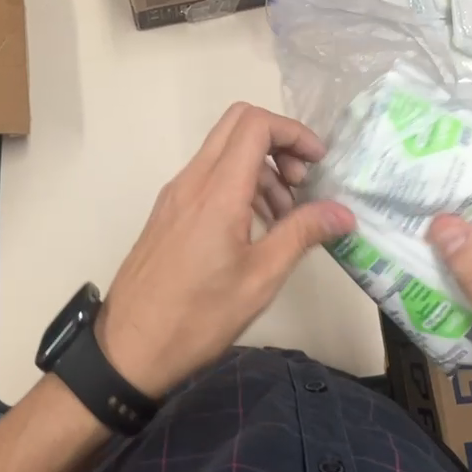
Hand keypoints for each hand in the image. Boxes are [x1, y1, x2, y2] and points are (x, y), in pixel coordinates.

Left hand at [97, 103, 356, 397]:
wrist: (128, 348)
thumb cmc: (198, 316)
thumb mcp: (260, 279)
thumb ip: (301, 235)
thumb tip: (343, 213)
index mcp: (217, 190)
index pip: (256, 124)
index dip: (293, 132)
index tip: (319, 162)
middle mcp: (193, 178)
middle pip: (238, 123)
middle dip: (279, 140)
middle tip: (302, 181)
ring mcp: (177, 191)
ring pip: (224, 149)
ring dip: (261, 166)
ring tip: (284, 216)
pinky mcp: (169, 208)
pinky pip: (209, 174)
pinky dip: (239, 182)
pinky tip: (256, 226)